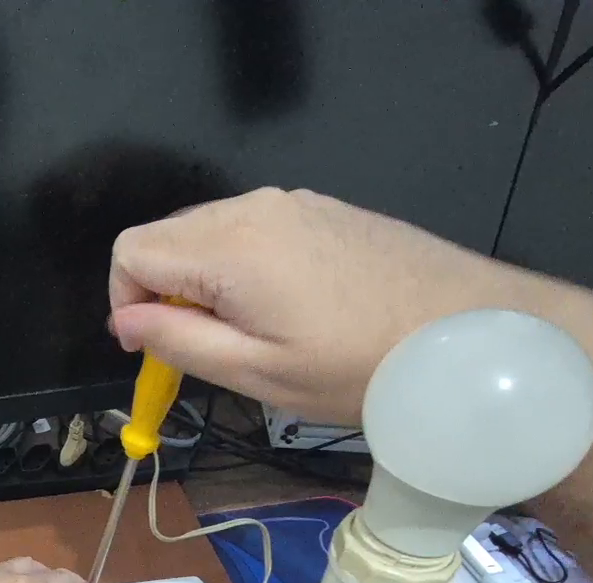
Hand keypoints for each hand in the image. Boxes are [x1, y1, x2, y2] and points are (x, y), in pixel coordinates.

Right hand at [109, 188, 565, 424]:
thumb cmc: (356, 366)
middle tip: (195, 347)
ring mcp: (292, 201)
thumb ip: (176, 340)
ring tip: (239, 331)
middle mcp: (254, 207)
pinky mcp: (319, 208)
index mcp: (230, 247)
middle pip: (164, 236)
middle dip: (157, 291)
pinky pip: (246, 228)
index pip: (131, 251)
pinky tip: (275, 305)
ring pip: (203, 232)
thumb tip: (123, 321)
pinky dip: (233, 266)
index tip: (151, 348)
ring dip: (196, 281)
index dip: (124, 301)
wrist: (469, 334)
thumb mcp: (254, 371)